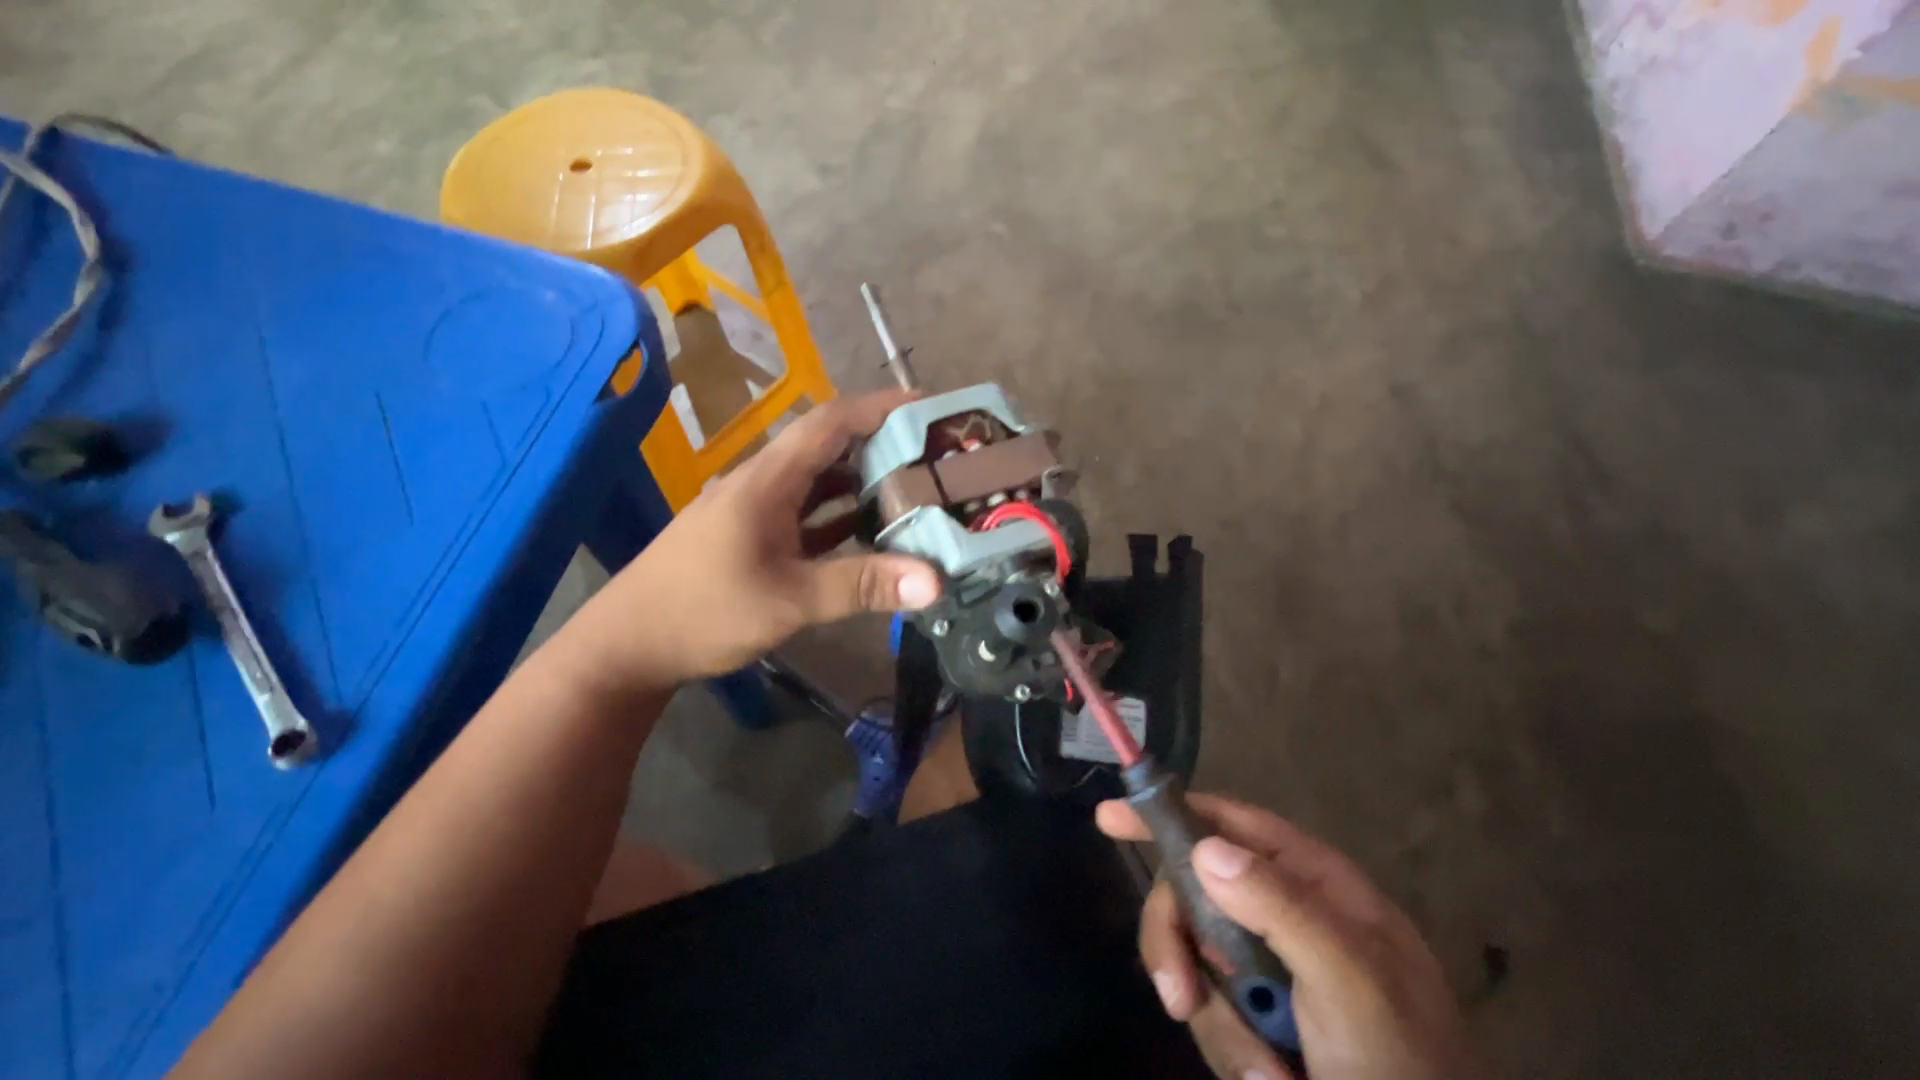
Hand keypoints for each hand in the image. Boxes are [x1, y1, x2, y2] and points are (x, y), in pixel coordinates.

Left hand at [566, 389, 941, 689]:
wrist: (627, 646)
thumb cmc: (703, 611)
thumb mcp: (789, 599)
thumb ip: (861, 585)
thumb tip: (936, 580)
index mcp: (767, 480)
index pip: (831, 422)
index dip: (880, 408)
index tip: (930, 409)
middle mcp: (762, 485)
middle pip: (829, 449)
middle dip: (883, 447)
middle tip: (938, 458)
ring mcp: (754, 512)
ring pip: (817, 484)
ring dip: (862, 484)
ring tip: (918, 491)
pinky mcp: (750, 540)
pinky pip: (805, 516)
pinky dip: (840, 518)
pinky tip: (870, 534)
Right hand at [1097, 794, 1472, 1079]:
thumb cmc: (1401, 1065)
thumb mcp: (1349, 983)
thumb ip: (1282, 909)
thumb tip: (1206, 848)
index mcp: (1319, 886)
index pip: (1234, 825)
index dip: (1171, 814)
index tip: (1108, 816)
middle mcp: (1288, 917)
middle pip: (1194, 896)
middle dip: (1179, 948)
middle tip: (1178, 998)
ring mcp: (1273, 970)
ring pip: (1195, 963)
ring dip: (1220, 1024)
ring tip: (1268, 1076)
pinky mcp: (1261, 1018)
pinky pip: (1211, 1015)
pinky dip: (1232, 1053)